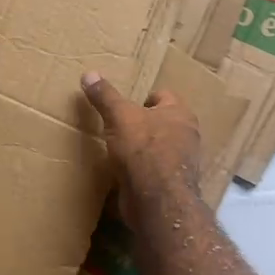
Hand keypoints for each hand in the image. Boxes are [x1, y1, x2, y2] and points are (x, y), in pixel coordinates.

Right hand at [83, 71, 202, 222]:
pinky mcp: (170, 185)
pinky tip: (122, 169)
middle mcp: (186, 135)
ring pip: (158, 146)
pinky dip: (140, 169)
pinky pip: (153, 170)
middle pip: (162, 121)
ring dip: (141, 147)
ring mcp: (181, 162)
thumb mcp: (119, 116)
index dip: (143, 97)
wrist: (157, 201)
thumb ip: (105, 96)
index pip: (163, 95)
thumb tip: (88, 73)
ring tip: (117, 146)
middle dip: (142, 122)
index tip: (123, 104)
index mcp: (180, 113)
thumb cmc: (143, 149)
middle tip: (118, 123)